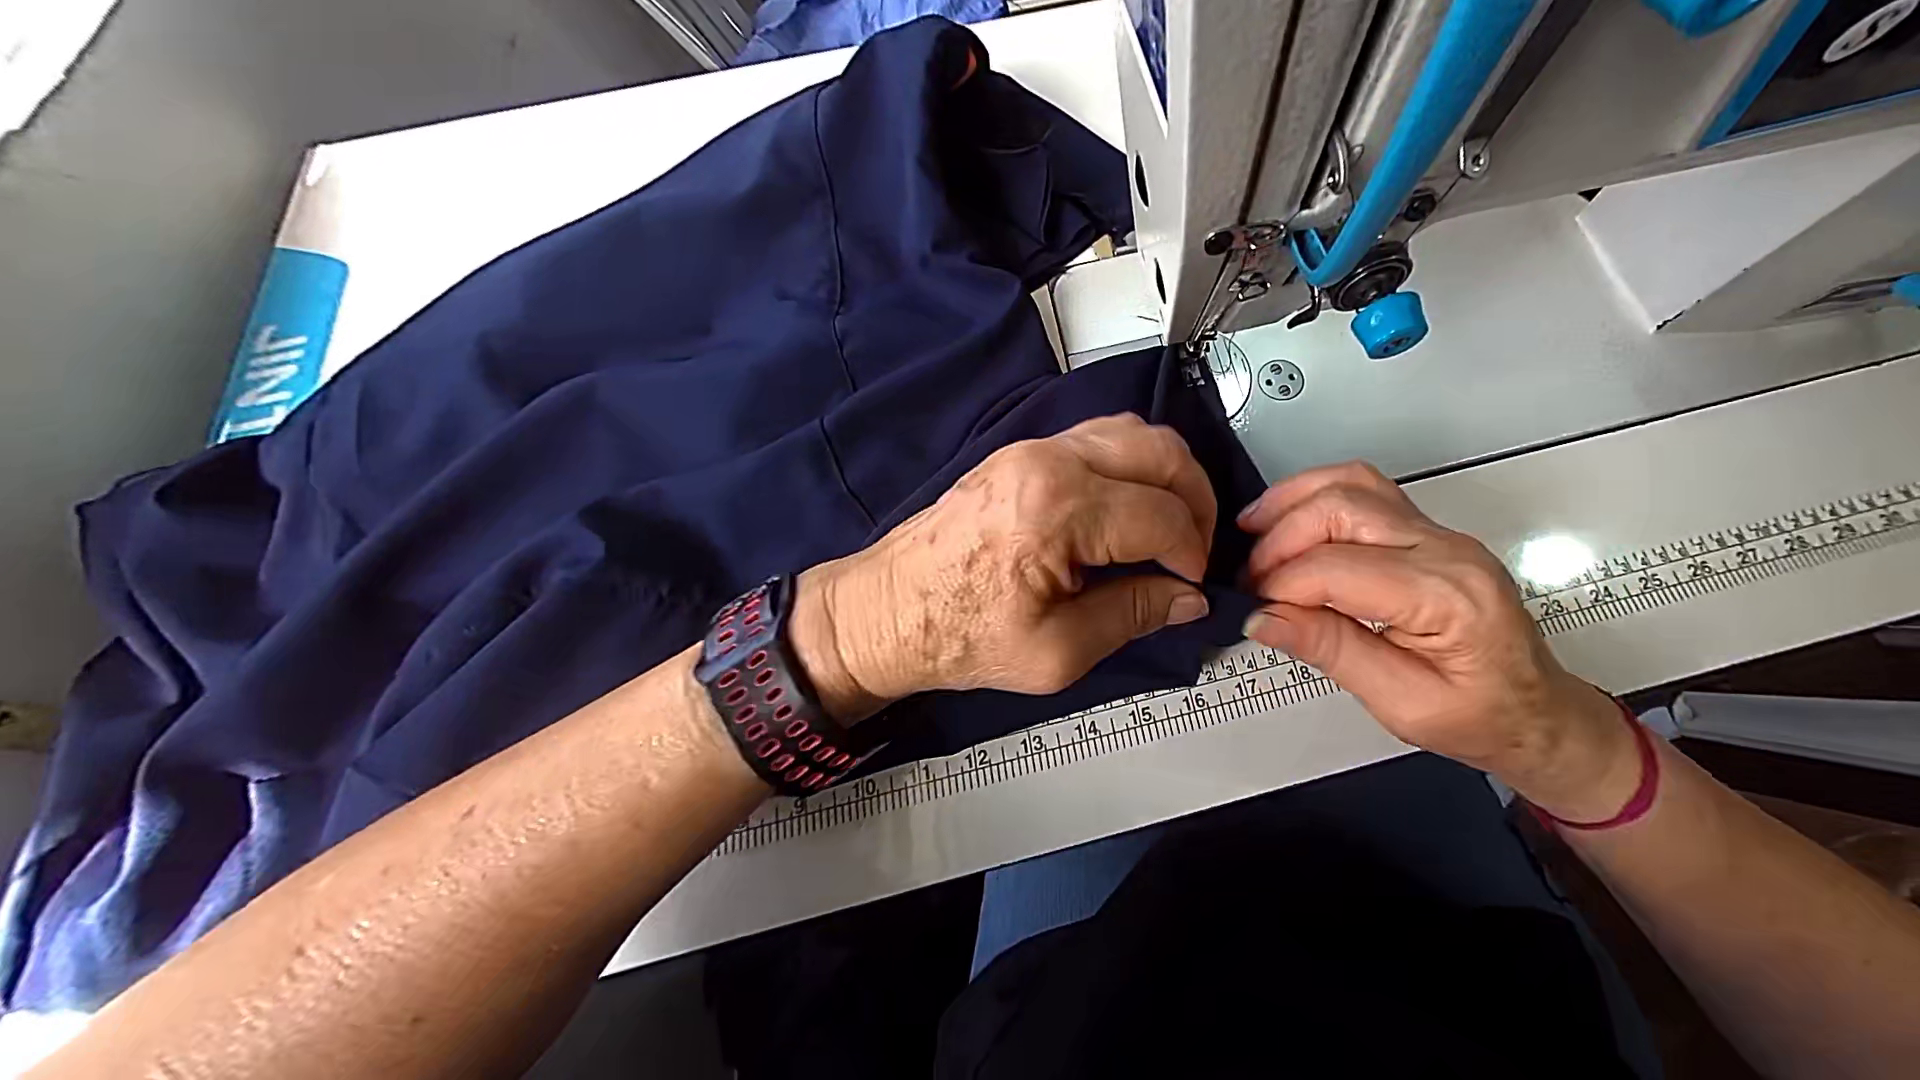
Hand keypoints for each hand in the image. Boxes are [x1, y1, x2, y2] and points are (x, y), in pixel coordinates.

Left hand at [791, 414, 1216, 720]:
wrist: (886, 611)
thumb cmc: (955, 635)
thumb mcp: (1057, 651)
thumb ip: (1133, 615)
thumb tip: (1185, 598)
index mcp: (1059, 509)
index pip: (1164, 515)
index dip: (1192, 553)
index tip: (1190, 584)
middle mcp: (1047, 462)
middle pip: (1161, 453)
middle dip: (1195, 502)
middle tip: (1193, 550)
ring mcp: (1029, 450)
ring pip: (1132, 434)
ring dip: (1165, 477)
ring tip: (1168, 528)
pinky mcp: (1017, 455)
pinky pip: (1096, 439)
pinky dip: (1129, 466)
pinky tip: (1128, 508)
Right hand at [1235, 462, 1641, 821]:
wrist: (1538, 714)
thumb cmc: (1483, 717)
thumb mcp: (1401, 703)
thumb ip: (1330, 651)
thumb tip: (1263, 619)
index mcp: (1447, 598)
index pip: (1335, 568)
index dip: (1280, 587)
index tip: (1255, 610)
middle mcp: (1447, 551)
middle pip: (1340, 508)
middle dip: (1278, 540)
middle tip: (1251, 581)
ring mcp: (1438, 534)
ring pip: (1351, 483)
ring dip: (1291, 503)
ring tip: (1252, 532)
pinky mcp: (1425, 531)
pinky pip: (1364, 489)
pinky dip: (1314, 496)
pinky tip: (1287, 519)